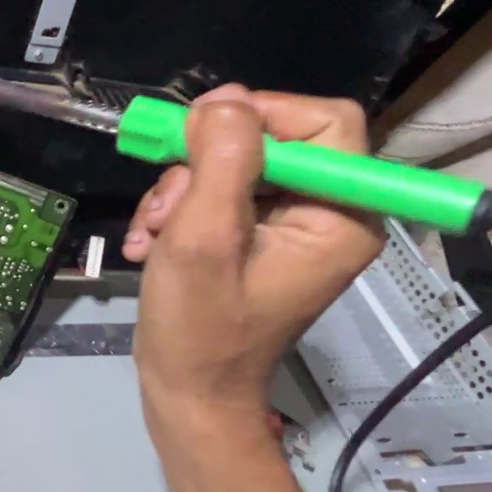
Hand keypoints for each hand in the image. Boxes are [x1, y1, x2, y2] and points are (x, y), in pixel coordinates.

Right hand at [124, 85, 384, 431]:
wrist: (187, 393)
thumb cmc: (199, 329)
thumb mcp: (203, 240)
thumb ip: (220, 163)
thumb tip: (224, 98)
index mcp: (339, 215)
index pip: (324, 122)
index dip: (261, 113)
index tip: (198, 132)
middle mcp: (324, 213)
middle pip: (268, 141)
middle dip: (201, 165)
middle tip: (165, 202)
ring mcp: (287, 227)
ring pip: (230, 166)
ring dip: (178, 192)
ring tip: (153, 235)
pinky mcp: (253, 238)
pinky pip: (214, 193)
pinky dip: (176, 210)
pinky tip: (151, 243)